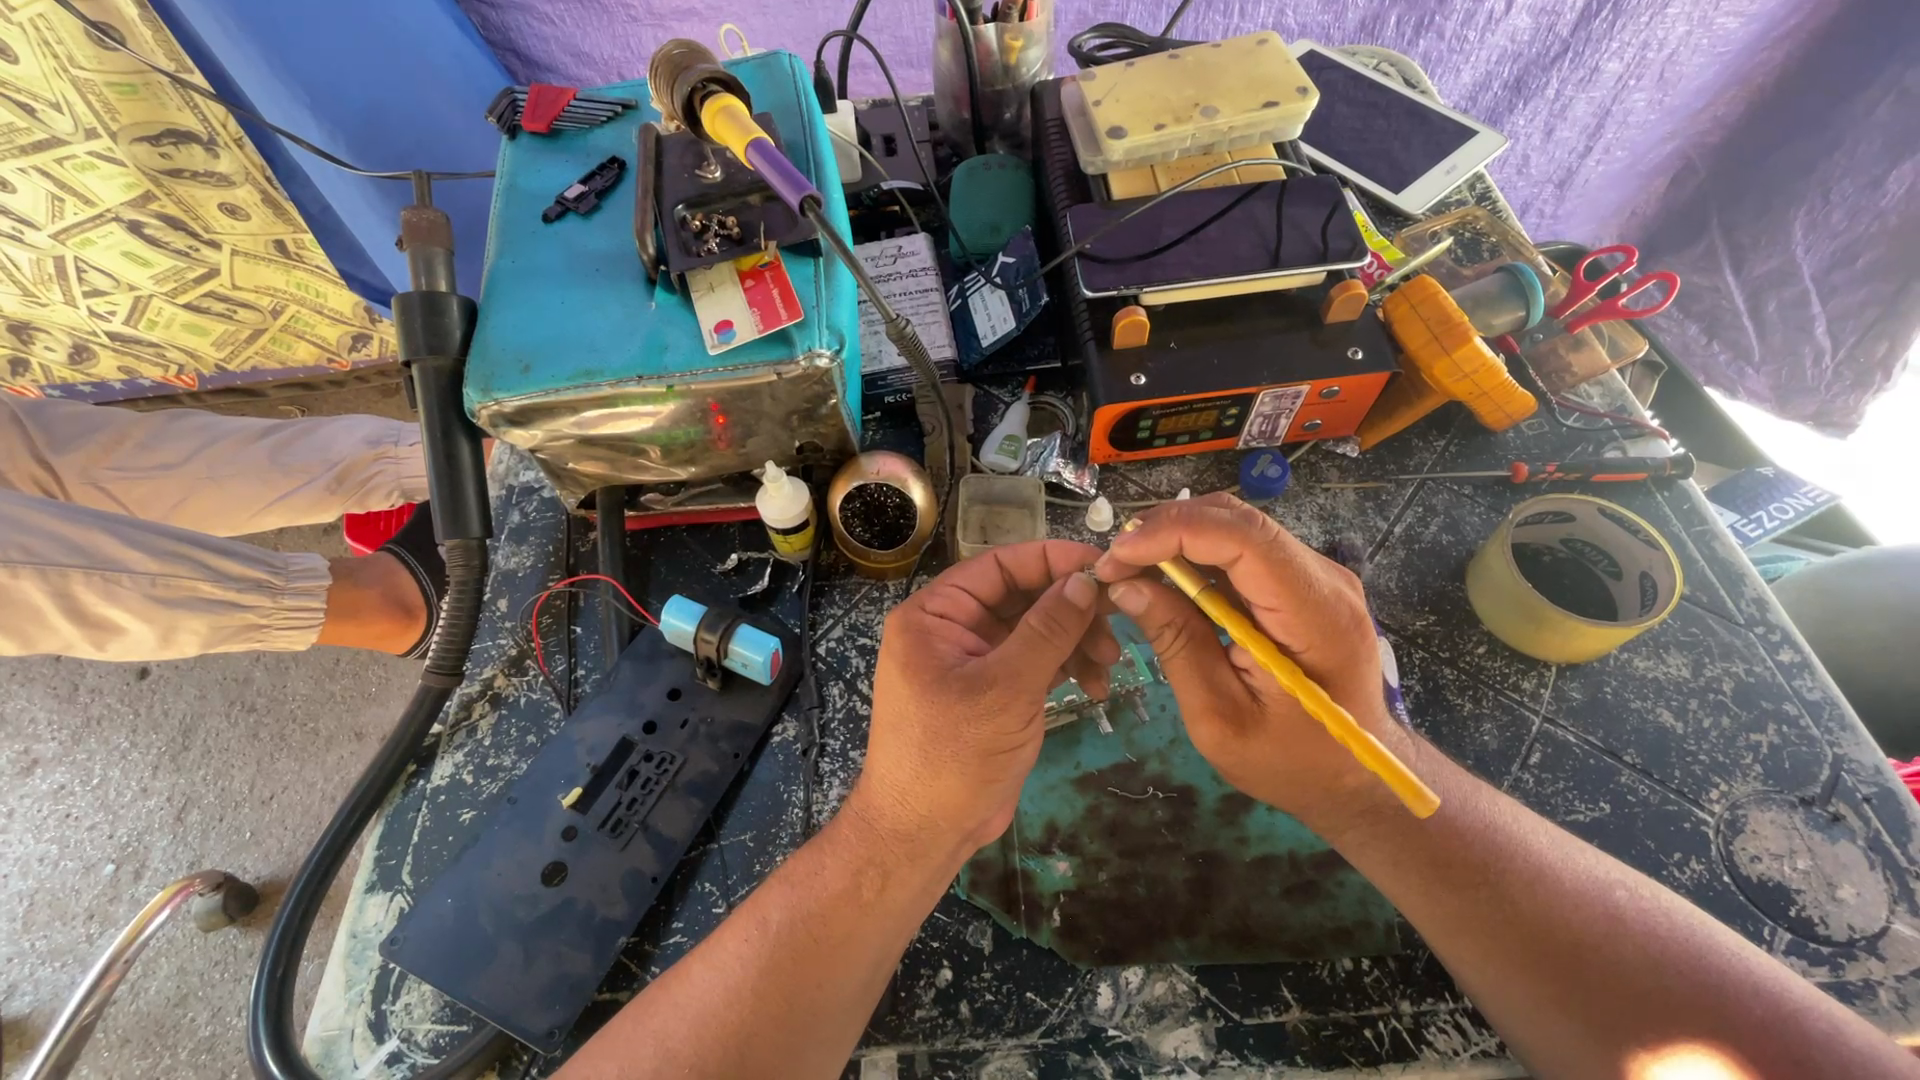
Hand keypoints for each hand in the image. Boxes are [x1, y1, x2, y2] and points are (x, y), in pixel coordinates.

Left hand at [856, 540, 1118, 857]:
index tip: (1105, 567)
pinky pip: (1035, 662)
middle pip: (1022, 596)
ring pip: (1035, 629)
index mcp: (935, 614)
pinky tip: (1096, 685)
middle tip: (1118, 625)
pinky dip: (1066, 667)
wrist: (925, 833)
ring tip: (1111, 664)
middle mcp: (952, 629)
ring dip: (1076, 641)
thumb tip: (1085, 580)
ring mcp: (974, 661)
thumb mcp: (1006, 688)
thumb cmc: (953, 755)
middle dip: (1071, 609)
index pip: (999, 566)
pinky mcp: (994, 691)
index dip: (1053, 561)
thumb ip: (1048, 629)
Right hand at [1093, 494, 1411, 829]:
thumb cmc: (1291, 762)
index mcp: (1314, 614)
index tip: (1117, 557)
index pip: (1242, 538)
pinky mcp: (1300, 582)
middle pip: (1236, 520)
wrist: (1354, 776)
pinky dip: (1194, 555)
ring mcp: (1315, 575)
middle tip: (1113, 564)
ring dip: (1175, 539)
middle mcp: (1323, 578)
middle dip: (1164, 530)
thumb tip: (1128, 586)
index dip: (1172, 533)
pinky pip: (1241, 549)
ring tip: (1129, 570)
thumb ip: (1178, 645)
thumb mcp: (1220, 719)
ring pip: (1235, 526)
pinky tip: (1162, 580)